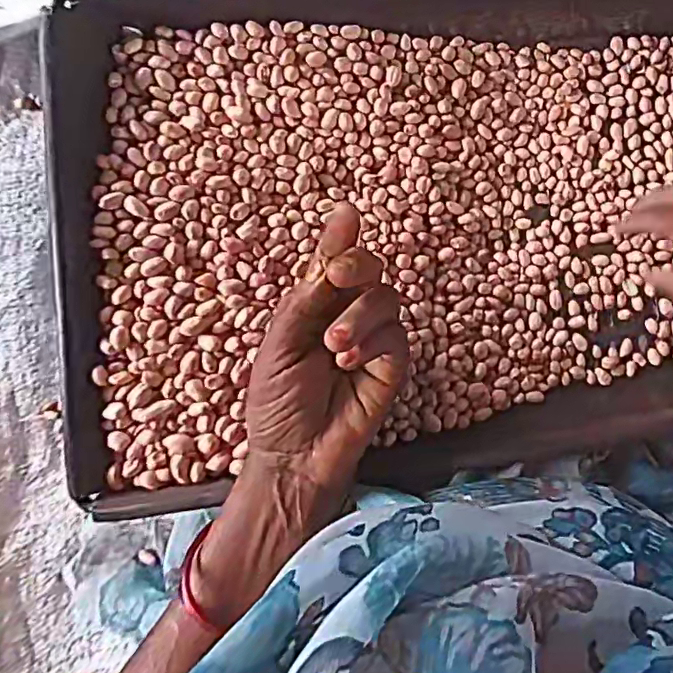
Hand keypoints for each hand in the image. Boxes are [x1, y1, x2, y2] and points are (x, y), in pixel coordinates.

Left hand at [244, 203, 407, 503]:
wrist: (291, 457)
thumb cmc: (277, 400)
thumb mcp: (279, 341)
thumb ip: (309, 292)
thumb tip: (334, 237)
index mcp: (316, 302)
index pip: (334, 258)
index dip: (341, 237)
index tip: (347, 215)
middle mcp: (348, 313)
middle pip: (370, 267)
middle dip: (356, 265)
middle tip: (337, 278)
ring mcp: (374, 338)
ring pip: (386, 298)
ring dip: (359, 315)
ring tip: (333, 346)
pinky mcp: (393, 364)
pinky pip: (395, 336)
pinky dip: (372, 343)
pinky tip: (348, 362)